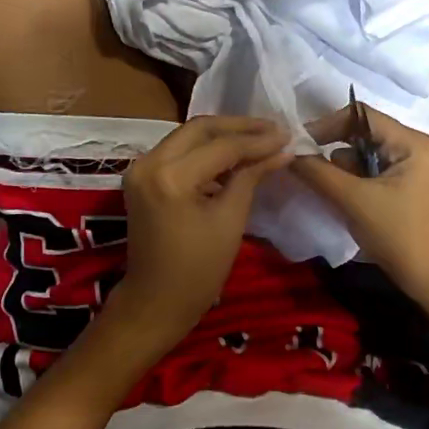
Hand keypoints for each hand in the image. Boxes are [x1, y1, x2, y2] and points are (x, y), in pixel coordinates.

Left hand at [118, 116, 292, 337]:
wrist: (154, 302)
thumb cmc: (198, 271)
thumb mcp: (230, 221)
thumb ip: (251, 177)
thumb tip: (281, 150)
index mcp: (170, 177)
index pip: (221, 146)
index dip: (257, 140)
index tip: (287, 134)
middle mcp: (149, 163)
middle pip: (199, 129)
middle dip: (238, 127)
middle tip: (273, 129)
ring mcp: (140, 168)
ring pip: (186, 136)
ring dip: (221, 136)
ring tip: (259, 139)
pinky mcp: (141, 176)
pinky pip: (176, 152)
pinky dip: (204, 151)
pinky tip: (232, 156)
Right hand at [291, 99, 428, 294]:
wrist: (428, 278)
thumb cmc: (396, 234)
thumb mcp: (352, 199)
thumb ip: (317, 171)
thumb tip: (287, 152)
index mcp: (412, 142)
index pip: (362, 115)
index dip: (328, 124)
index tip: (301, 142)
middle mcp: (414, 145)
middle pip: (362, 131)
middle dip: (332, 145)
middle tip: (305, 160)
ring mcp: (411, 164)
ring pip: (363, 150)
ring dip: (340, 164)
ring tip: (324, 182)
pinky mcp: (404, 182)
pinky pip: (369, 167)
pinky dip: (350, 175)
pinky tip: (338, 191)